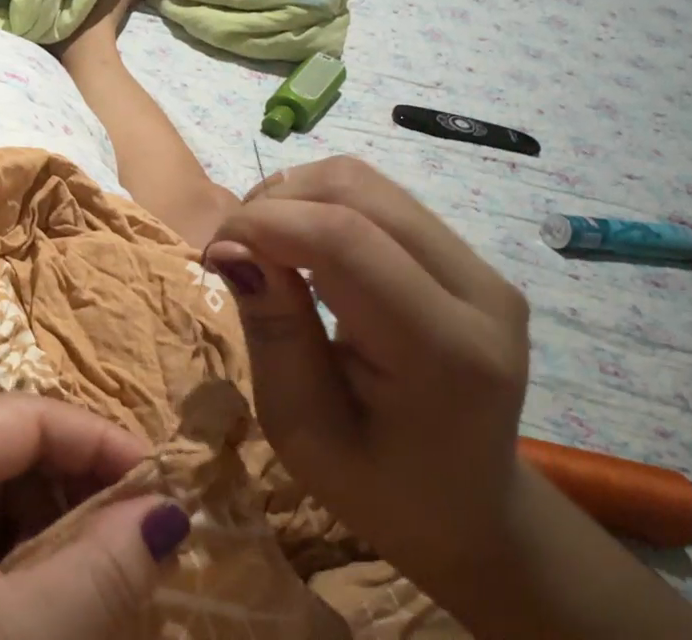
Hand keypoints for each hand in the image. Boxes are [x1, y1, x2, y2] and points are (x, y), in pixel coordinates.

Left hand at [0, 394, 192, 639]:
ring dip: (56, 525)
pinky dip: (22, 555)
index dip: (102, 442)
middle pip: (9, 449)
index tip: (171, 487)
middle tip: (150, 535)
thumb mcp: (29, 631)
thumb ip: (105, 566)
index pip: (28, 417)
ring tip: (115, 567)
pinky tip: (60, 591)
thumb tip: (168, 511)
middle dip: (82, 486)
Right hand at [203, 157, 531, 593]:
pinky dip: (317, 207)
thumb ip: (273, 330)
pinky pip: (378, 199)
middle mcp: (479, 292)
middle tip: (232, 252)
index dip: (261, 225)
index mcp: (443, 351)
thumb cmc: (376, 486)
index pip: (344, 239)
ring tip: (260, 248)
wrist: (468, 509)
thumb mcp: (301, 426)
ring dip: (292, 198)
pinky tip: (297, 249)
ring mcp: (480, 268)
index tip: (211, 256)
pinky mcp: (466, 259)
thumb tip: (229, 246)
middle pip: (356, 191)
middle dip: (271, 204)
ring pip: (364, 182)